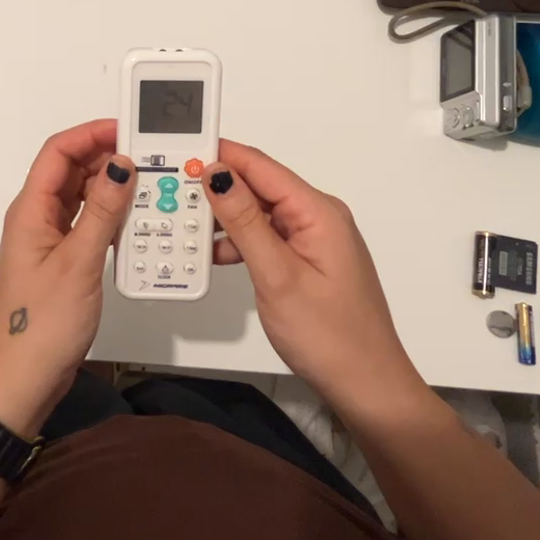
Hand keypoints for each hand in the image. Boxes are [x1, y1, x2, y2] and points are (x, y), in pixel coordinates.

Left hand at [0, 119, 133, 437]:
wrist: (25, 376)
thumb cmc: (40, 325)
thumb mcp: (79, 263)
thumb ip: (102, 213)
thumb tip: (121, 168)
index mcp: (30, 210)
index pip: (58, 153)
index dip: (90, 134)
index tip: (125, 129)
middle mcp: (36, 217)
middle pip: (70, 169)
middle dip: (106, 157)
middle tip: (146, 155)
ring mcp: (48, 237)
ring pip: (80, 195)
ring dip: (110, 186)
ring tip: (146, 182)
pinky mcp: (61, 257)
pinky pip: (86, 220)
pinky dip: (109, 214)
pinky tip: (133, 218)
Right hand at [202, 140, 427, 420]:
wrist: (365, 387)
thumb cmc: (332, 337)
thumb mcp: (277, 275)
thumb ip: (244, 221)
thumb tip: (217, 174)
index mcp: (317, 212)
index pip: (259, 165)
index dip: (219, 154)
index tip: (180, 152)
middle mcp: (317, 216)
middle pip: (256, 184)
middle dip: (215, 185)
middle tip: (174, 193)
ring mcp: (311, 237)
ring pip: (256, 209)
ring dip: (223, 216)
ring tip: (188, 225)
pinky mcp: (303, 257)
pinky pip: (263, 233)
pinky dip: (236, 239)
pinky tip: (214, 253)